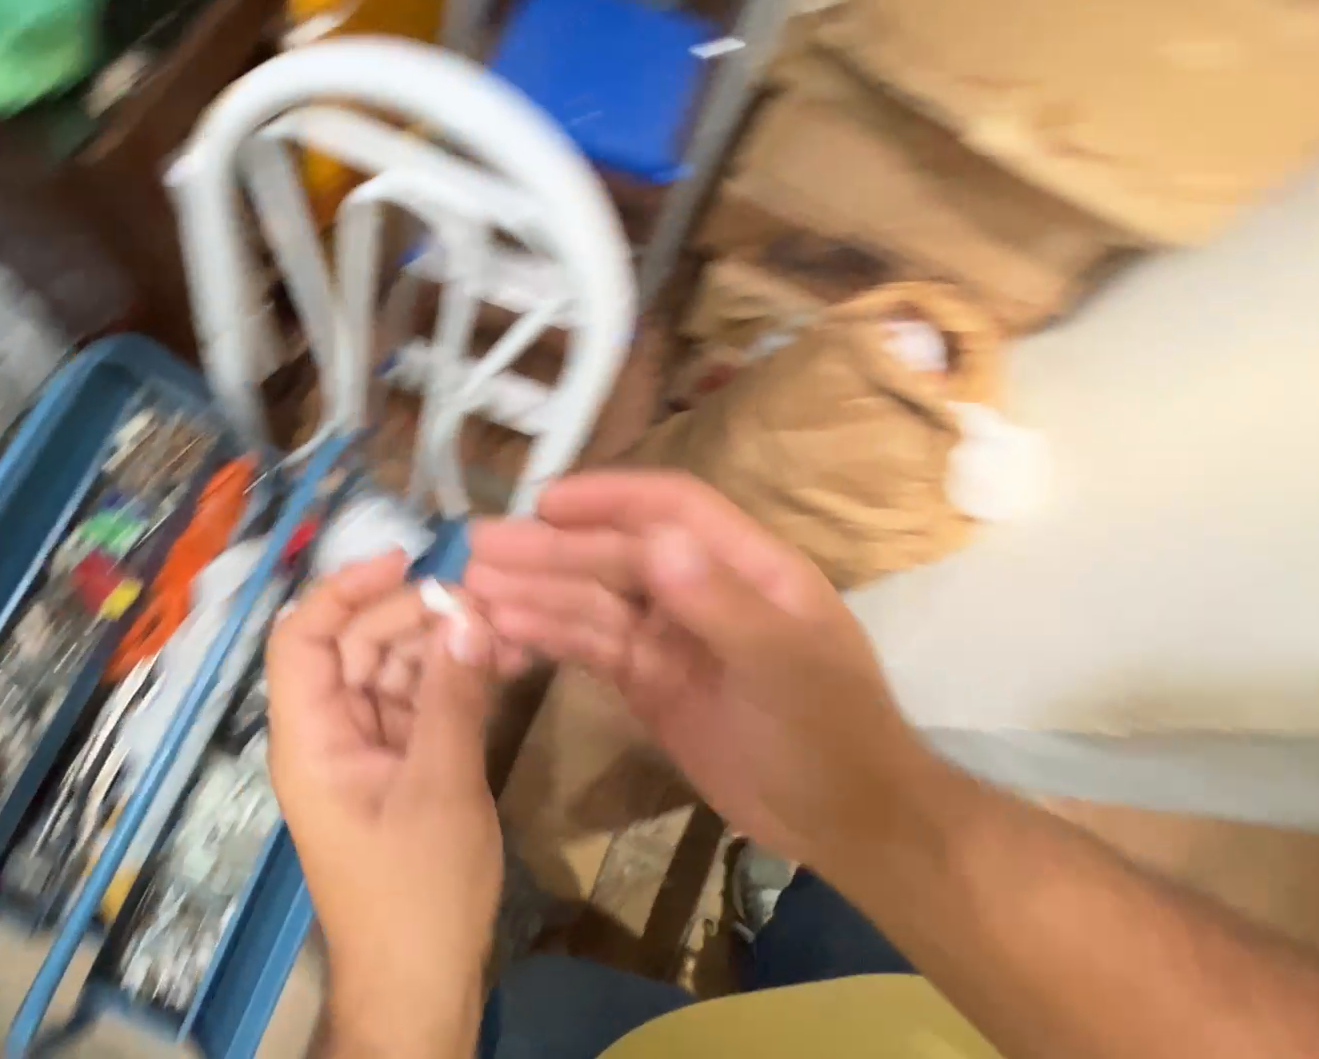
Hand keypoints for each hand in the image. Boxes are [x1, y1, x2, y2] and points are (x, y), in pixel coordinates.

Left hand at [266, 554, 498, 1057]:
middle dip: (416, 617)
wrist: (422, 983)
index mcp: (311, 737)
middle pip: (359, 646)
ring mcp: (369, 748)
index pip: (302, 638)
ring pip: (397, 671)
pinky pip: (423, 703)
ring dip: (445, 646)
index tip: (404, 561)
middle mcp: (331, 732)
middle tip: (483, 605)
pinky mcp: (403, 764)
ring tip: (503, 627)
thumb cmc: (418, 892)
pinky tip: (501, 661)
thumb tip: (469, 615)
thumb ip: (454, 696)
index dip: (344, 590)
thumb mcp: (442, 787)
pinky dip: (457, 681)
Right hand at [467, 472, 949, 868]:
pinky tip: (506, 629)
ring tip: (474, 586)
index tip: (545, 501)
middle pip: (614, 555)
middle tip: (481, 545)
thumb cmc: (832, 733)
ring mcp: (668, 635)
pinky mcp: (644, 678)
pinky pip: (589, 647)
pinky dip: (548, 636)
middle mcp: (698, 587)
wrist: (843, 821)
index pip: (670, 508)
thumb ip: (721, 605)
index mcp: (745, 564)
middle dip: (549, 549)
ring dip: (536, 591)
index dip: (608, 497)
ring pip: (592, 601)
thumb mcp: (786, 666)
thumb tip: (658, 545)